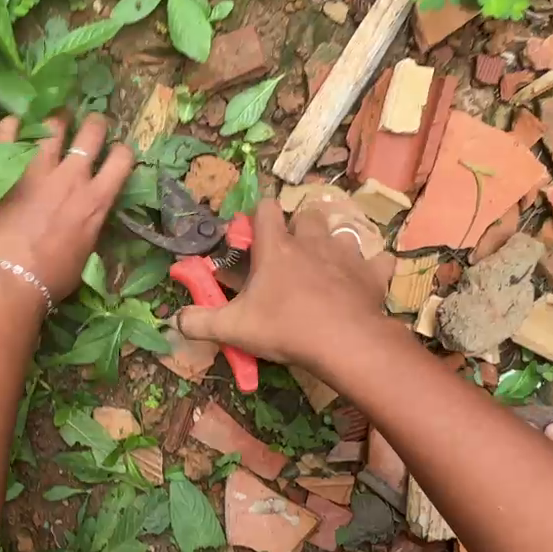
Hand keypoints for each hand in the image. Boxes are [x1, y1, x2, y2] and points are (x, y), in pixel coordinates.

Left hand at [0, 113, 134, 308]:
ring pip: (54, 125)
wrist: (15, 280)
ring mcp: (39, 170)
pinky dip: (11, 125)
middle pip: (92, 132)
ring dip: (57, 120)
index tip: (114, 152)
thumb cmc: (55, 276)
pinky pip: (8, 133)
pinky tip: (13, 124)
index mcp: (97, 199)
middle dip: (95, 124)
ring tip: (54, 121)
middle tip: (89, 125)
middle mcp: (73, 176)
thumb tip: (91, 211)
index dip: (121, 151)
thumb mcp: (88, 249)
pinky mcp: (8, 170)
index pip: (123, 159)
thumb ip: (92, 221)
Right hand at [177, 195, 394, 368]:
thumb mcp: (232, 328)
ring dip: (333, 245)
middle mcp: (312, 241)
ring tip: (326, 267)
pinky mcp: (373, 275)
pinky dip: (371, 270)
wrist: (344, 342)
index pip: (265, 209)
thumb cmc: (284, 328)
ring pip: (342, 234)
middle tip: (291, 253)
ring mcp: (347, 255)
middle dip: (299, 226)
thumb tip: (173, 320)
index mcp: (276, 248)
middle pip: (308, 214)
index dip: (259, 215)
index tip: (254, 233)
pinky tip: (362, 283)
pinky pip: (379, 262)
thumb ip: (198, 322)